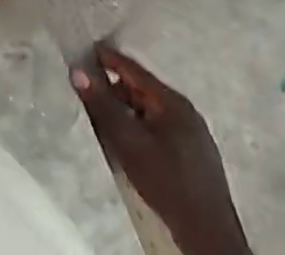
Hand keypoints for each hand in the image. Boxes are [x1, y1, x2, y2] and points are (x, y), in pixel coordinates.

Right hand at [73, 42, 251, 254]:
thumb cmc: (165, 181)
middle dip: (113, 91)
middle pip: (140, 89)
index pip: (132, 68)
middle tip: (89, 98)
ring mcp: (193, 133)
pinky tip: (129, 145)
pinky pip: (158, 127)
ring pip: (148, 110)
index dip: (105, 58)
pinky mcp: (194, 154)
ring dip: (125, 112)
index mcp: (172, 102)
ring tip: (106, 126)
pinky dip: (139, 127)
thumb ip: (101, 104)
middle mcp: (186, 111)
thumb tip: (77, 70)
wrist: (207, 234)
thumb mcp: (126, 141)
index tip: (81, 50)